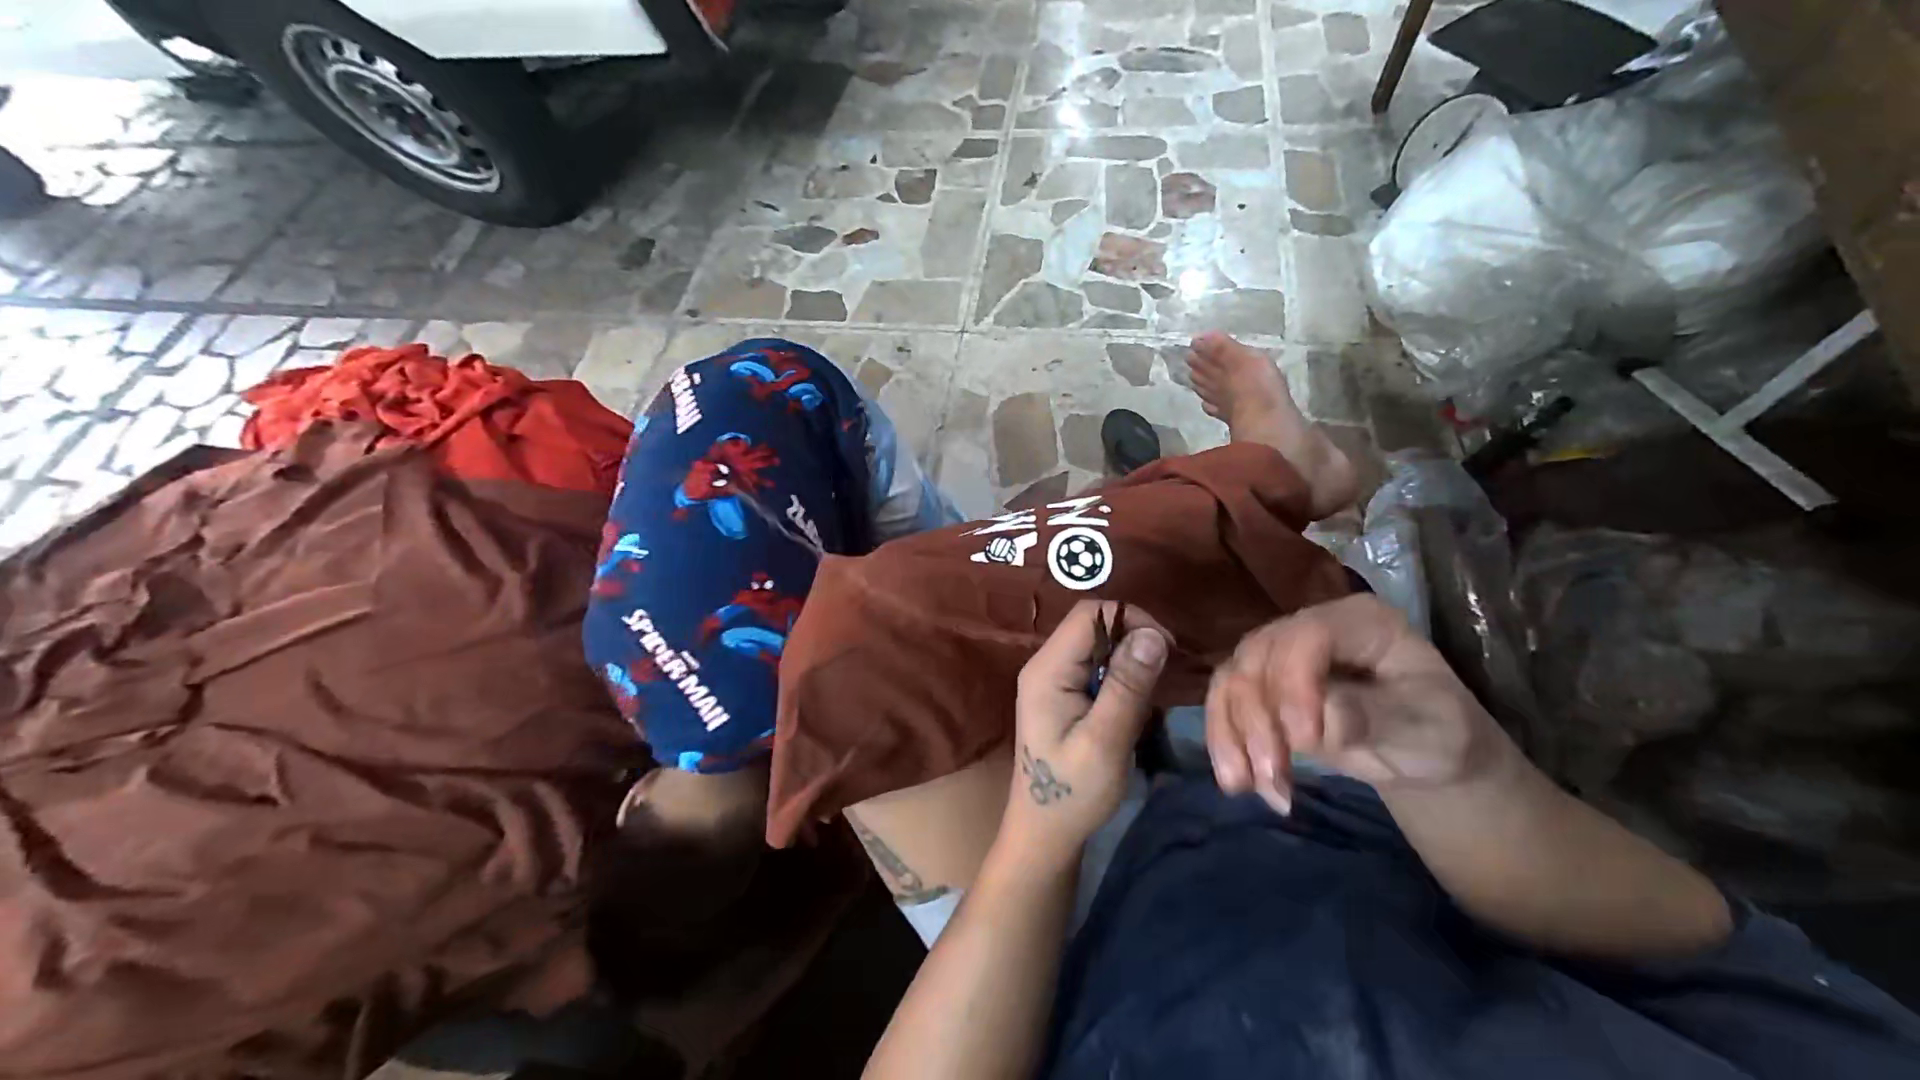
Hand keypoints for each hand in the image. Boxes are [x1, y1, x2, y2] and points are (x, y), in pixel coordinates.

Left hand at [1000, 601, 1170, 867]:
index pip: (1090, 614)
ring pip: (1098, 646)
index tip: (1166, 649)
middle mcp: (1045, 665)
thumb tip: (1152, 634)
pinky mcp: (1063, 695)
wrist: (1046, 831)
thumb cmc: (1074, 792)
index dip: (1132, 620)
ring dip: (1130, 659)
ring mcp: (1052, 680)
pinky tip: (1136, 704)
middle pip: (1093, 625)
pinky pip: (1095, 667)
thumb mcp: (1105, 740)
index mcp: (1047, 670)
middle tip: (1166, 672)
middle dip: (1134, 639)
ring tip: (1153, 691)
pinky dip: (1121, 676)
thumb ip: (1126, 686)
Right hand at [1206, 594, 1511, 811]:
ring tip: (1250, 788)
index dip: (1295, 683)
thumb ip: (1374, 718)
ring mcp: (1276, 653)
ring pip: (1231, 681)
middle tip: (1275, 779)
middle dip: (1259, 720)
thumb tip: (1321, 720)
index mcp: (1359, 622)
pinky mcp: (1256, 683)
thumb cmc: (1436, 735)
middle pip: (1258, 658)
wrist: (1419, 753)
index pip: (1308, 636)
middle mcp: (1306, 626)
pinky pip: (1222, 704)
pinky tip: (1237, 781)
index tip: (1305, 743)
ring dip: (1233, 736)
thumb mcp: (1426, 729)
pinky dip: (1224, 742)